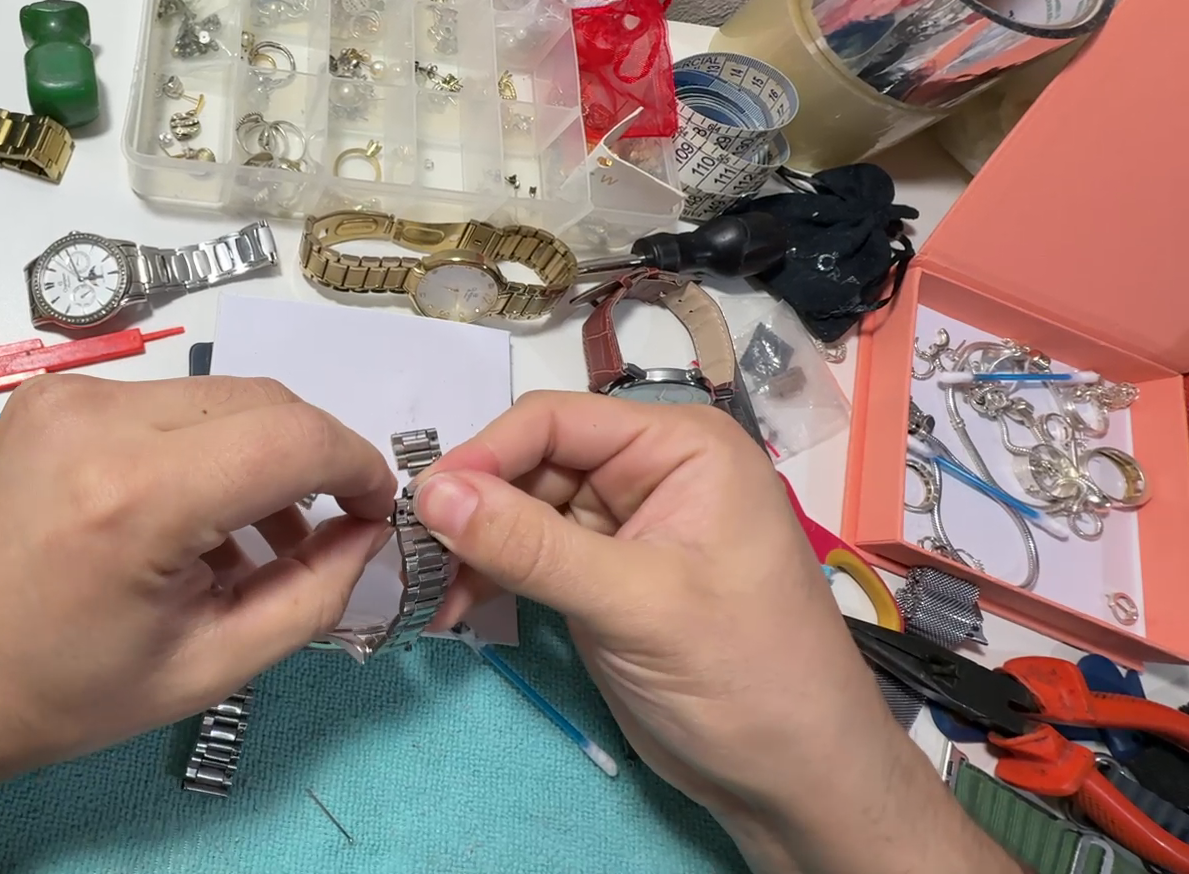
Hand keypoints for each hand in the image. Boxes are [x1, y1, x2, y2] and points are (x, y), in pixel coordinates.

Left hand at [0, 375, 397, 779]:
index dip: (355, 464)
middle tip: (319, 524)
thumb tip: (366, 531)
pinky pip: (162, 401)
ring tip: (252, 534)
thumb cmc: (60, 691)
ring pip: (215, 395)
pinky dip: (200, 444)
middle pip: (259, 400)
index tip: (374, 506)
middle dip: (309, 456)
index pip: (292, 436)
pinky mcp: (50, 392)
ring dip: (254, 451)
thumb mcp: (206, 667)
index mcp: (135, 493)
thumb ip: (311, 595)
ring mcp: (67, 393)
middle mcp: (98, 416)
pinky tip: (191, 509)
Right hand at [412, 392, 1013, 873]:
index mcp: (675, 446)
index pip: (552, 422)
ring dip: (469, 548)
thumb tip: (429, 493)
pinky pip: (519, 550)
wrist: (797, 791)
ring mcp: (614, 519)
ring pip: (512, 508)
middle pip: (525, 463)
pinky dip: (484, 575)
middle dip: (471, 510)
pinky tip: (454, 607)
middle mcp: (641, 468)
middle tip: (417, 557)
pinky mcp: (592, 565)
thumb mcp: (636, 605)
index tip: (424, 503)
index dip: (484, 455)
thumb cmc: (745, 680)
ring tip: (430, 592)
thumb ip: (529, 545)